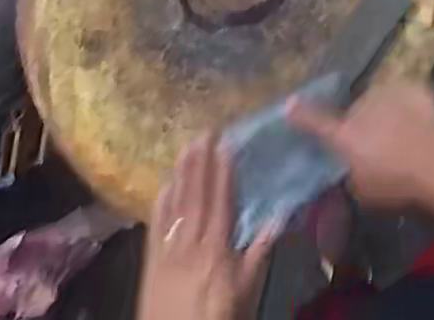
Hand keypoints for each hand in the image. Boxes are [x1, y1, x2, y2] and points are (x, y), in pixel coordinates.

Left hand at [137, 131, 277, 319]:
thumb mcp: (248, 288)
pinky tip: (165, 185)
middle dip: (201, 163)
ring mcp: (168, 253)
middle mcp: (191, 244)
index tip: (227, 143)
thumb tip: (282, 213)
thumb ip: (261, 250)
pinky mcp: (151, 265)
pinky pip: (156, 228)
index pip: (221, 201)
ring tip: (187, 147)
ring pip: (176, 206)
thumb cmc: (219, 317)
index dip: (224, 171)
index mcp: (217, 248)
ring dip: (182, 175)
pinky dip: (161, 205)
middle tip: (205, 132)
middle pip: (196, 196)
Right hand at [287, 81, 433, 207]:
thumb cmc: (394, 182)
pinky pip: (404, 94)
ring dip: (385, 110)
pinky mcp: (412, 84)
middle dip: (362, 122)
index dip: (301, 114)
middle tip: (377, 141)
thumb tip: (346, 165)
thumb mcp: (361, 188)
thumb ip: (347, 171)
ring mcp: (388, 91)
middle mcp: (361, 106)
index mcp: (344, 134)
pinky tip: (418, 121)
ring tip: (401, 131)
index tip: (290, 104)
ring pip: (380, 99)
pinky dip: (407, 104)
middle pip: (356, 111)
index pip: (316, 122)